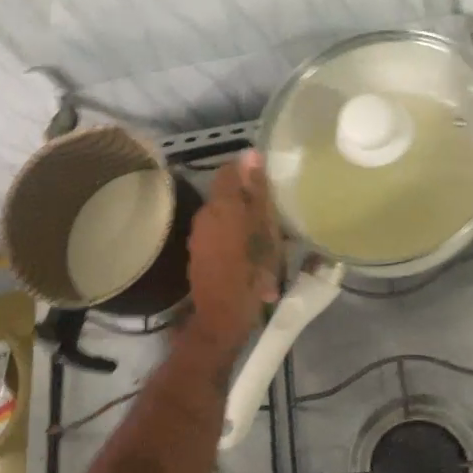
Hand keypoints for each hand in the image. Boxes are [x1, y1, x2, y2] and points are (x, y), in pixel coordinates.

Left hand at [185, 151, 281, 350]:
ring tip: (266, 240)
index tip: (269, 180)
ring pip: (224, 217)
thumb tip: (250, 153)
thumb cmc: (251, 273)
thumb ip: (258, 193)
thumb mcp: (264, 231)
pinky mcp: (198, 253)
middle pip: (227, 195)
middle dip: (249, 201)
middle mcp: (204, 215)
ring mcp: (198, 236)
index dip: (248, 170)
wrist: (222, 318)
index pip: (229, 170)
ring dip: (244, 223)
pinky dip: (235, 240)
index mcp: (221, 206)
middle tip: (274, 214)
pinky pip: (219, 235)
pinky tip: (252, 258)